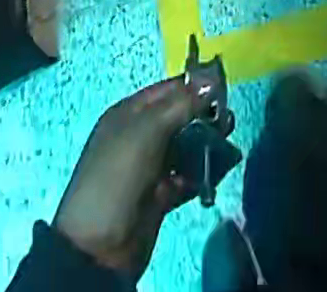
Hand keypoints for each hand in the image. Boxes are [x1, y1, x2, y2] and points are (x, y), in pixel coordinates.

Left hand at [53, 77, 213, 276]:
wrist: (98, 247)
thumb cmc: (119, 175)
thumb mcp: (148, 129)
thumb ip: (182, 103)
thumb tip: (212, 79)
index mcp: (131, 113)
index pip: (170, 89)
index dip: (196, 85)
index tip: (225, 89)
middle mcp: (141, 134)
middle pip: (182, 115)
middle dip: (206, 116)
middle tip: (228, 122)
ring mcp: (152, 165)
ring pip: (188, 144)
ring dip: (208, 143)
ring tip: (225, 148)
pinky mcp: (162, 192)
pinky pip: (189, 173)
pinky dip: (203, 171)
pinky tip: (216, 171)